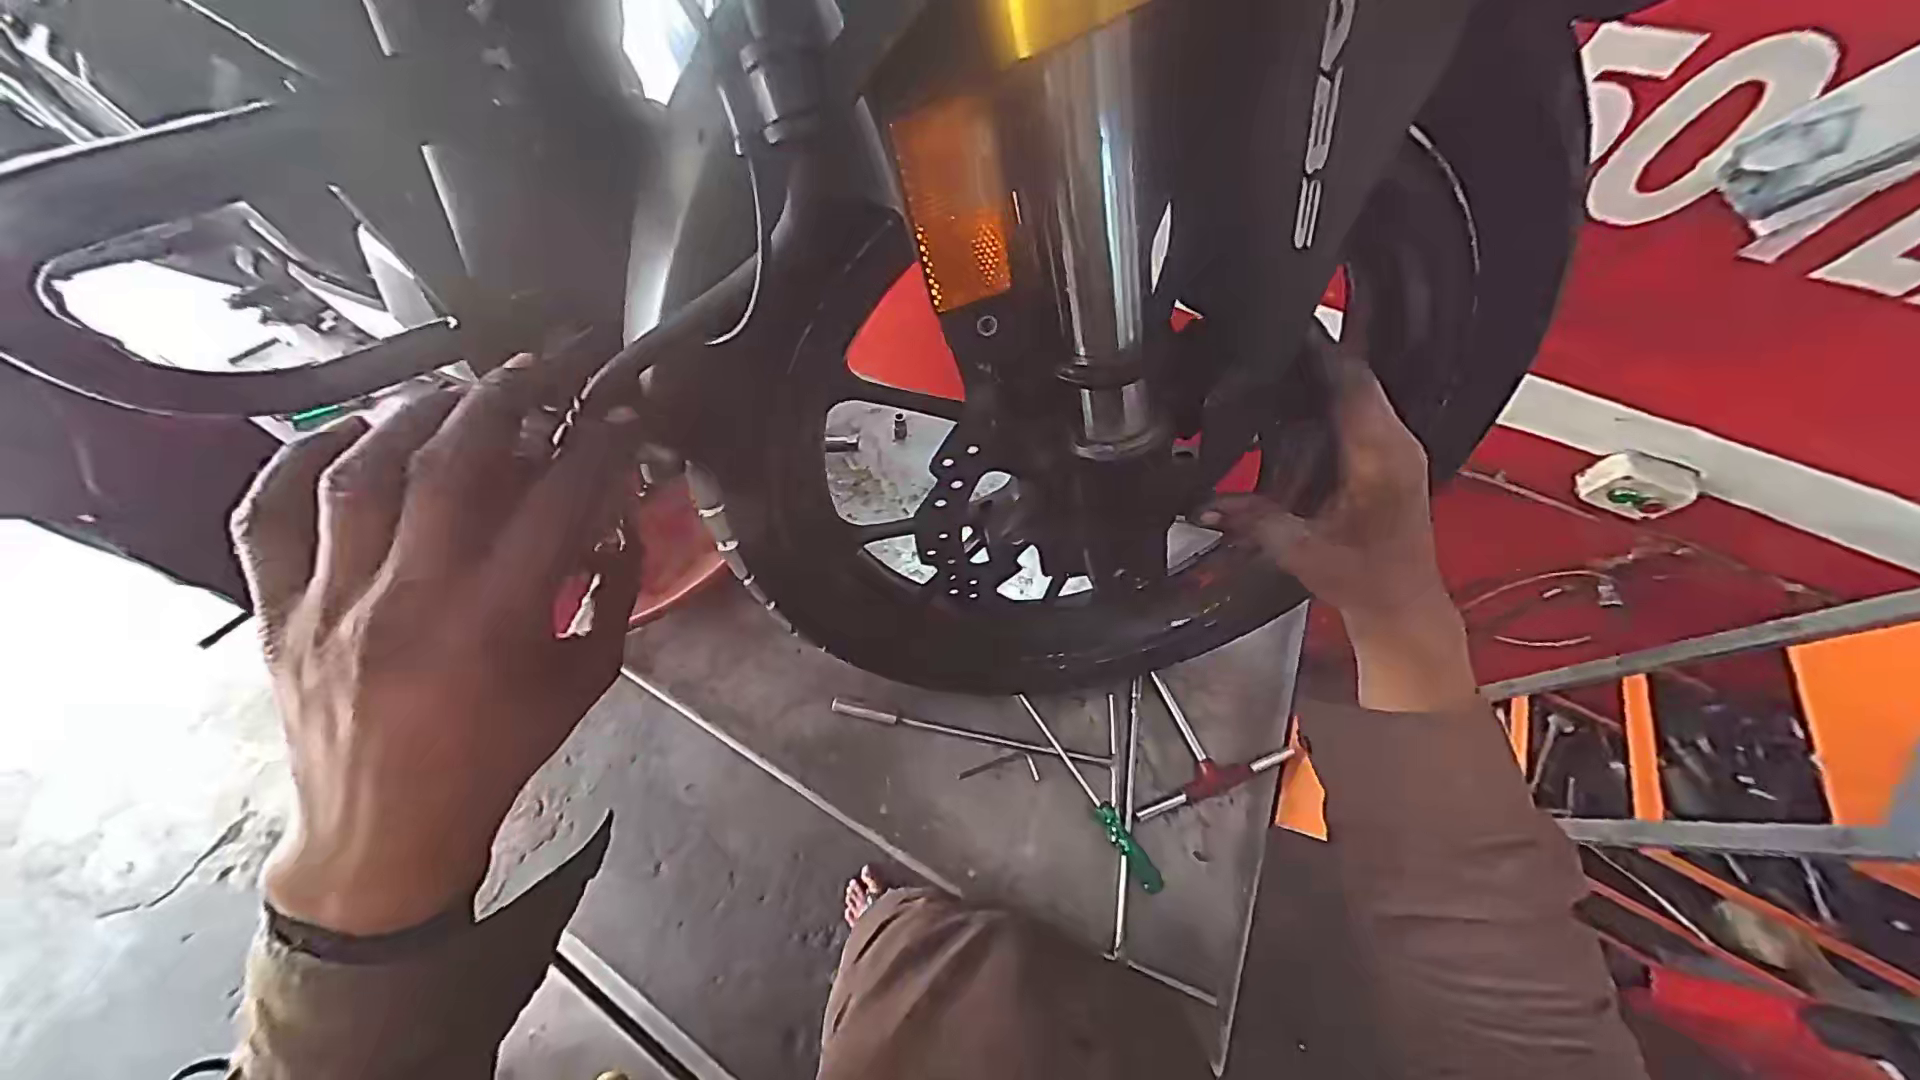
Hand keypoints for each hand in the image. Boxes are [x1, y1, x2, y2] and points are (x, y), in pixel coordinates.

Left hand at [231, 350, 643, 934]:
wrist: (390, 825)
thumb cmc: (504, 749)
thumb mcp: (589, 677)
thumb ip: (613, 596)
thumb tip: (618, 528)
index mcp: (498, 622)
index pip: (557, 505)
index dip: (597, 449)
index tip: (619, 418)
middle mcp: (409, 598)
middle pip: (451, 466)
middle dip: (502, 401)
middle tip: (536, 369)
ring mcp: (330, 600)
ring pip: (359, 473)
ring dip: (416, 414)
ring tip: (457, 390)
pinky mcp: (277, 609)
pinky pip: (269, 512)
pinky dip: (303, 455)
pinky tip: (348, 430)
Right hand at [1200, 350, 1476, 711]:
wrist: (1400, 602)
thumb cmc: (1367, 581)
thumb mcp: (1303, 553)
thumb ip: (1254, 523)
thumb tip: (1205, 505)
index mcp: (1382, 458)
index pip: (1353, 382)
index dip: (1319, 353)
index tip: (1286, 332)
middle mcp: (1396, 444)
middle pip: (1356, 376)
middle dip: (1312, 357)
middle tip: (1267, 345)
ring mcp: (1396, 449)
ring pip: (1358, 390)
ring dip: (1320, 376)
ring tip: (1275, 367)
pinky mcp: (1387, 457)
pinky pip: (1357, 410)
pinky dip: (1326, 399)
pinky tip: (1294, 405)